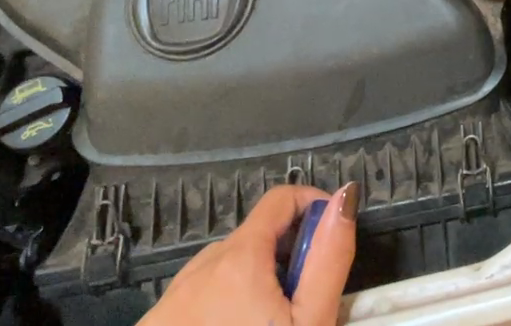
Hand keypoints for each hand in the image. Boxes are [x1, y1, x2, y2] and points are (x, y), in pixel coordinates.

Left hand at [140, 182, 358, 325]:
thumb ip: (330, 257)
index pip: (280, 199)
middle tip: (303, 306)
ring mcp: (166, 306)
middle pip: (254, 239)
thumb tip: (344, 197)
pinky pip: (196, 300)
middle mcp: (197, 271)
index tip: (330, 241)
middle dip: (285, 258)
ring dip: (254, 284)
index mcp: (238, 261)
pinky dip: (221, 309)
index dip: (313, 206)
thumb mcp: (310, 325)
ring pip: (224, 271)